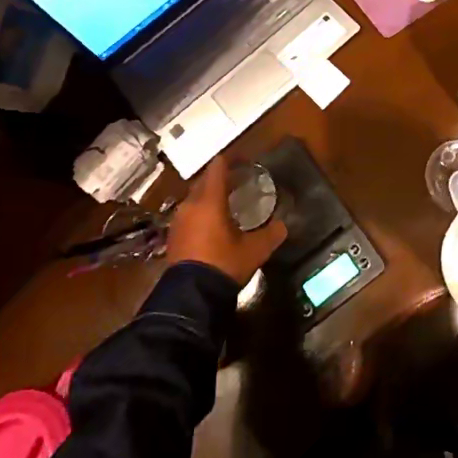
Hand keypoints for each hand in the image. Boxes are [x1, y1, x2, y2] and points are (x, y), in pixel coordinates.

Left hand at [165, 157, 285, 283]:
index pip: (218, 167)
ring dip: (211, 196)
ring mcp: (178, 221)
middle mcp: (190, 204)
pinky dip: (202, 212)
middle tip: (242, 183)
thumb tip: (284, 224)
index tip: (247, 162)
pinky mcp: (173, 237)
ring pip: (195, 198)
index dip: (232, 160)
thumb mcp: (255, 250)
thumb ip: (272, 233)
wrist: (191, 298)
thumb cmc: (224, 264)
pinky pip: (189, 214)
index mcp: (209, 200)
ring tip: (229, 203)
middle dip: (223, 178)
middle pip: (206, 180)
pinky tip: (214, 225)